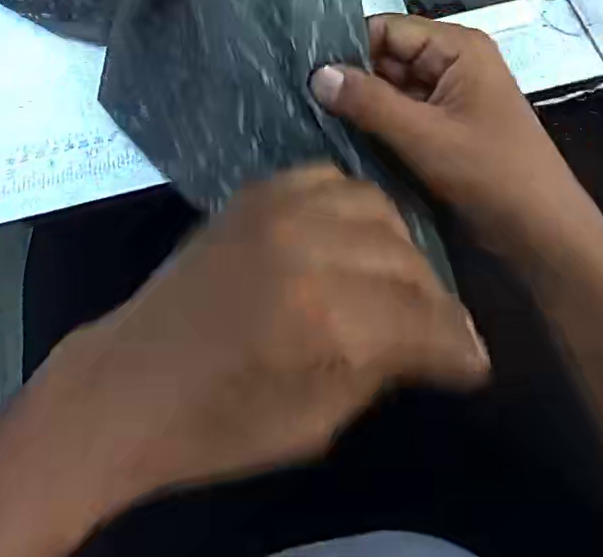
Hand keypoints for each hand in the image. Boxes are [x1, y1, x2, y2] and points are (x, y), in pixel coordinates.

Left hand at [25, 162, 488, 522]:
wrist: (129, 383)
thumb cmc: (223, 421)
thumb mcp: (320, 419)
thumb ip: (389, 366)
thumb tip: (448, 344)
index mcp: (329, 321)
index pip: (426, 321)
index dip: (459, 344)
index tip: (473, 360)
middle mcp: (314, 249)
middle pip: (409, 262)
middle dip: (433, 302)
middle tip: (438, 326)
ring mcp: (284, 209)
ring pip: (381, 210)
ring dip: (400, 249)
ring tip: (398, 278)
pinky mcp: (261, 190)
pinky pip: (335, 181)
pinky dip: (357, 208)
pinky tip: (355, 235)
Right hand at [310, 14, 599, 255]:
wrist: (543, 231)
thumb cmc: (492, 174)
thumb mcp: (426, 136)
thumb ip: (370, 102)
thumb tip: (316, 73)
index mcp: (457, 47)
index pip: (388, 28)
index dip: (348, 47)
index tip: (303, 72)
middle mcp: (453, 62)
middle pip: (388, 57)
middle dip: (351, 78)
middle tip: (298, 99)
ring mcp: (451, 96)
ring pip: (393, 88)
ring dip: (362, 105)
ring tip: (310, 118)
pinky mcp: (447, 127)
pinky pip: (404, 115)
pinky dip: (379, 125)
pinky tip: (341, 138)